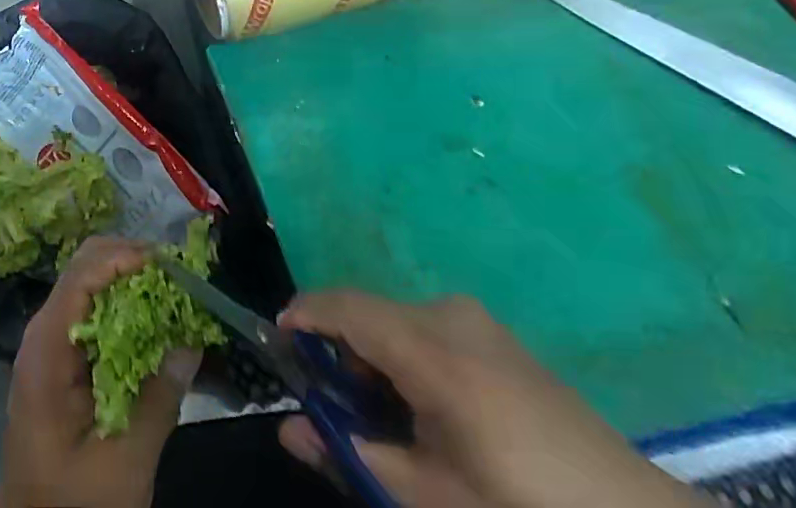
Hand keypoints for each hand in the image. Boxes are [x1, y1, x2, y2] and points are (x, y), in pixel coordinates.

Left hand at [0, 236, 201, 507]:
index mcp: (48, 348)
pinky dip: (122, 305)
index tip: (169, 264)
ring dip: (128, 280)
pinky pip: (90, 312)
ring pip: (87, 286)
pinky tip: (153, 318)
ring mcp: (49, 344)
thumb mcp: (125, 459)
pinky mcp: (60, 359)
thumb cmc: (75, 500)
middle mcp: (43, 333)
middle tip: (177, 273)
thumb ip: (159, 398)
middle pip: (82, 269)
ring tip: (173, 288)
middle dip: (129, 260)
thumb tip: (191, 341)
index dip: (123, 259)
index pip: (81, 276)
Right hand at [277, 292, 709, 507]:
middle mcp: (450, 316)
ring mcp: (479, 323)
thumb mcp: (428, 495)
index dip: (302, 316)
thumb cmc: (519, 506)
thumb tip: (288, 430)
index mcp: (432, 349)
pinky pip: (428, 330)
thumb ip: (351, 454)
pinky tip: (426, 411)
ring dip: (373, 358)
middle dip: (339, 353)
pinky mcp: (497, 337)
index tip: (277, 344)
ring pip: (396, 322)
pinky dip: (405, 358)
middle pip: (368, 314)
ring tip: (386, 420)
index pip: (344, 307)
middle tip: (337, 411)